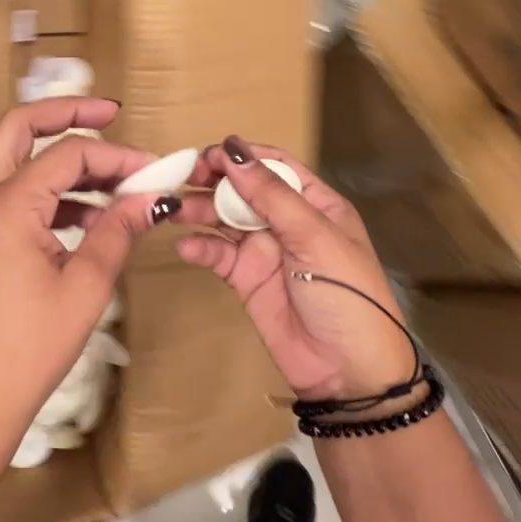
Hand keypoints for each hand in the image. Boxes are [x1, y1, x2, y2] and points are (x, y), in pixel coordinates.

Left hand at [0, 98, 163, 439]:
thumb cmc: (27, 350)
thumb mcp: (86, 286)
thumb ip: (117, 231)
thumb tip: (148, 198)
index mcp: (7, 205)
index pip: (69, 153)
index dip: (117, 156)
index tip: (153, 171)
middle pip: (20, 128)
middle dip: (66, 113)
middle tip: (109, 113)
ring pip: (14, 160)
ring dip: (59, 158)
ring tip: (109, 180)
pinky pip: (11, 195)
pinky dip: (47, 192)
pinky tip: (85, 218)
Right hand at [173, 136, 412, 401]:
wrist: (348, 373)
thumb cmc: (347, 295)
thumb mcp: (315, 238)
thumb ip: (271, 195)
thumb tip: (233, 148)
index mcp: (315, 203)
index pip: (274, 166)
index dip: (241, 156)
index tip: (208, 155)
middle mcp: (287, 221)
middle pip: (242, 188)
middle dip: (212, 180)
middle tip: (180, 177)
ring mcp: (264, 250)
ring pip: (224, 218)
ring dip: (198, 210)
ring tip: (172, 209)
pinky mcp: (246, 279)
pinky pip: (217, 254)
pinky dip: (200, 247)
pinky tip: (186, 246)